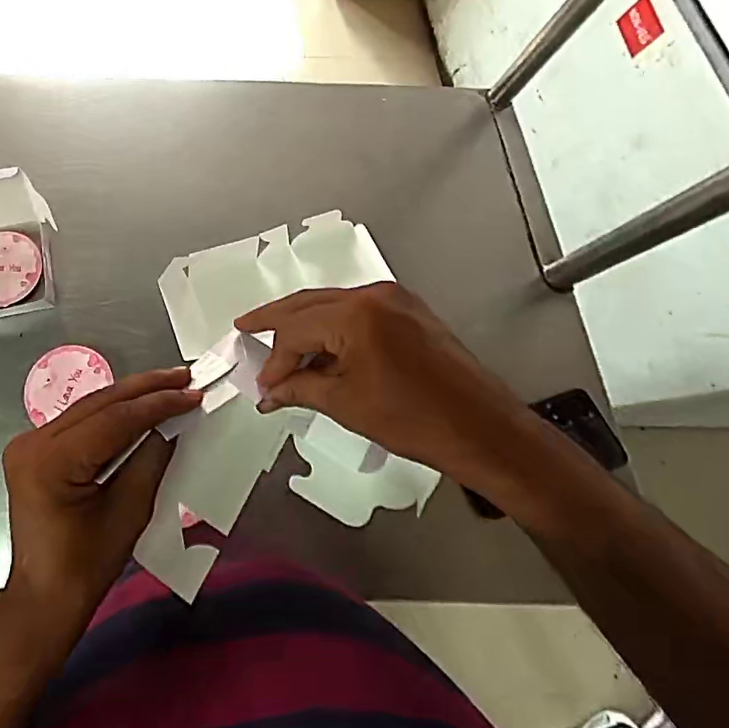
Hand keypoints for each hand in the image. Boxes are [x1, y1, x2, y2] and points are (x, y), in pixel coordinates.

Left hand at [1, 368, 199, 619]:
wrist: (44, 596)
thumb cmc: (85, 566)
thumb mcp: (129, 511)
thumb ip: (150, 459)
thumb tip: (171, 424)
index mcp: (51, 462)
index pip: (114, 419)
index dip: (158, 404)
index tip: (192, 394)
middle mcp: (32, 443)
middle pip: (99, 403)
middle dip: (146, 388)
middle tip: (184, 377)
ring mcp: (29, 444)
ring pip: (90, 407)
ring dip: (131, 396)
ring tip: (170, 385)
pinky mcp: (34, 450)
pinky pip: (81, 422)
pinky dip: (113, 413)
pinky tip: (140, 405)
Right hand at [236, 283, 532, 482]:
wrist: (480, 430)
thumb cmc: (424, 420)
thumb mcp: (346, 404)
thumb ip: (300, 389)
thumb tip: (274, 390)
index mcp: (357, 315)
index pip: (295, 329)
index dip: (275, 359)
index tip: (266, 383)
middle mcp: (377, 297)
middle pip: (309, 304)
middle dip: (276, 322)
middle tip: (248, 328)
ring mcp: (396, 301)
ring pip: (332, 305)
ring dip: (305, 327)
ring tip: (284, 353)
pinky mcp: (409, 312)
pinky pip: (358, 312)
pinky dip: (334, 328)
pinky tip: (321, 351)